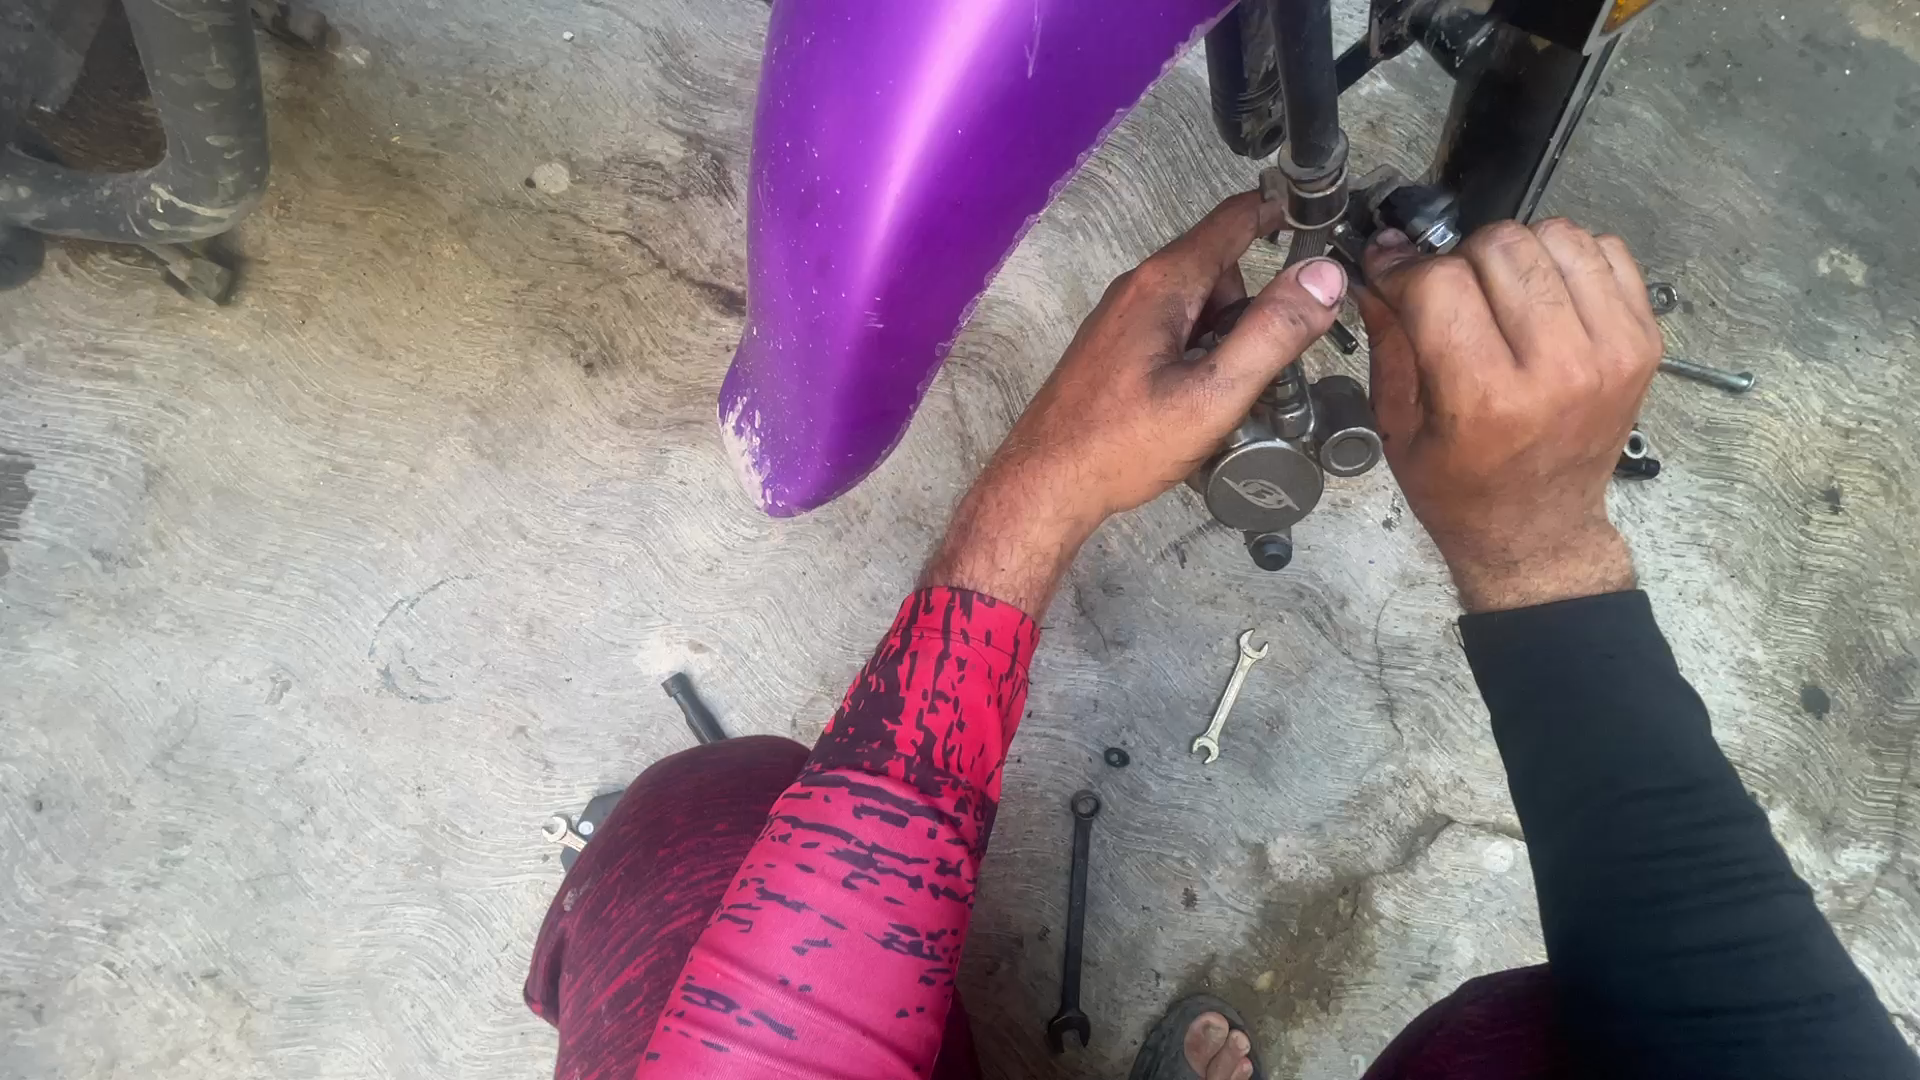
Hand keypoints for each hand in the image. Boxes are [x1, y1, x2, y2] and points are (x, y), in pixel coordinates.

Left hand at [923, 191, 1349, 614]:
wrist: (1046, 484)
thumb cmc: (1121, 446)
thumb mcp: (1213, 394)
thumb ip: (1272, 332)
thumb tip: (1324, 275)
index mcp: (1162, 285)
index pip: (1235, 218)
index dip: (1284, 214)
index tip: (1323, 230)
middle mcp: (1134, 290)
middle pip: (1218, 271)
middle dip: (1248, 310)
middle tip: (1245, 372)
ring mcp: (1117, 321)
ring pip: (1194, 308)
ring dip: (1218, 342)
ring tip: (1208, 400)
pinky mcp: (1110, 351)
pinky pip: (1168, 334)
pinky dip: (1190, 358)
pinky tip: (1182, 405)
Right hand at [1358, 219, 1663, 612]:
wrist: (1532, 527)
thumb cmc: (1455, 486)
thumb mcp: (1397, 424)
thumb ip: (1390, 341)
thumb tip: (1375, 271)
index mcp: (1483, 398)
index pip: (1440, 284)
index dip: (1402, 269)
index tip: (1386, 274)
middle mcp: (1557, 366)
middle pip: (1501, 248)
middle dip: (1454, 259)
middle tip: (1440, 292)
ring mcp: (1611, 348)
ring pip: (1555, 236)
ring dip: (1509, 255)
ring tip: (1490, 292)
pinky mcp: (1643, 339)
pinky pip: (1604, 252)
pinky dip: (1560, 260)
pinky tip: (1535, 295)